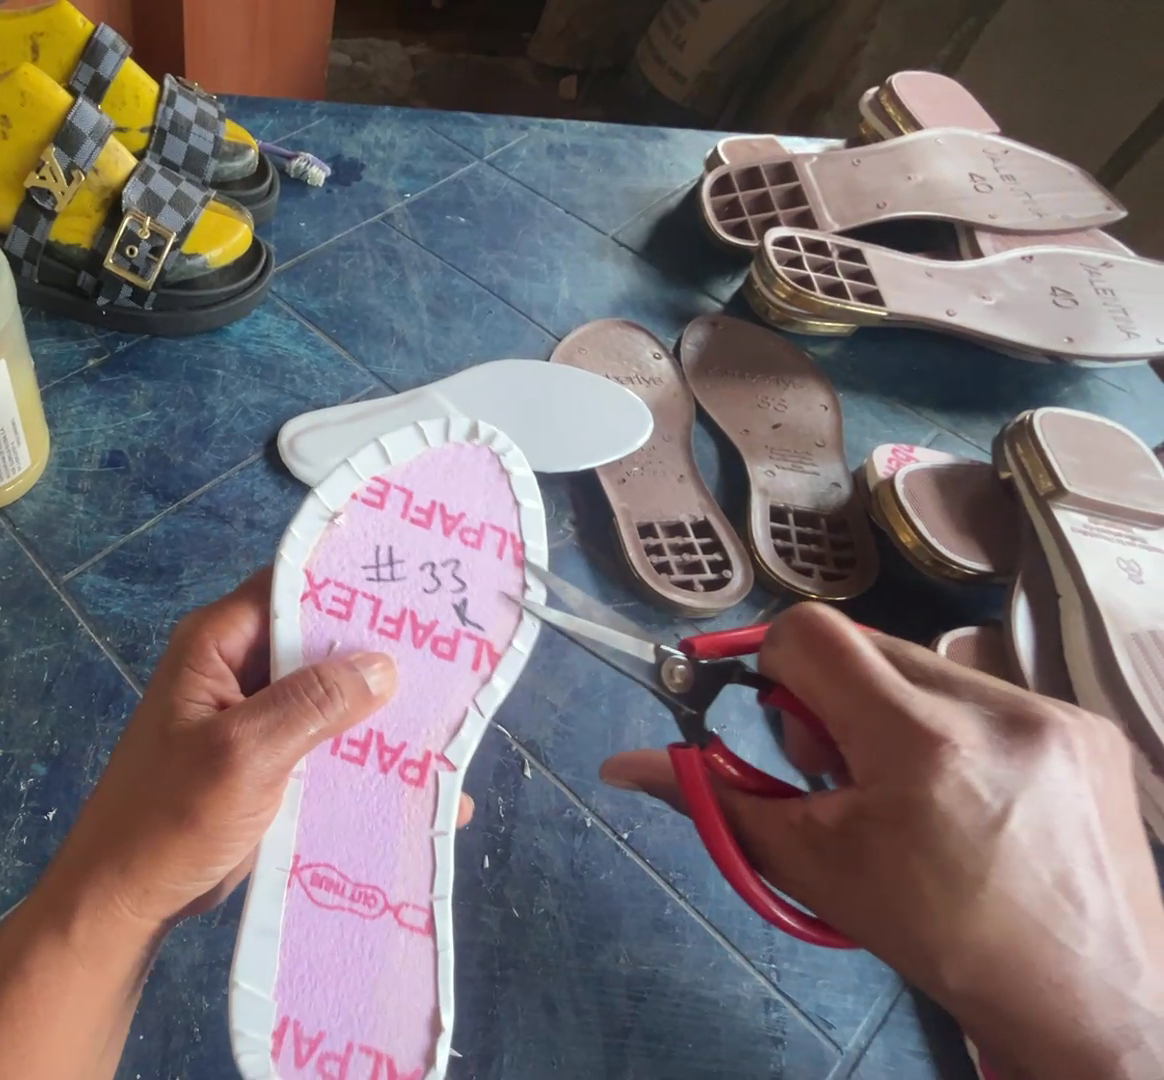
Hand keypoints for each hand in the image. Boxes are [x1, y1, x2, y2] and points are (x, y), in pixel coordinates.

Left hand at [43, 569, 471, 931]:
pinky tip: (412, 775)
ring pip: (323, 693)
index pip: (287, 590)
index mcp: (217, 645)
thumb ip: (311, 703)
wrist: (128, 894)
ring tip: (448, 716)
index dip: (345, 585)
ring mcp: (251, 715)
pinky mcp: (265, 757)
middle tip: (450, 657)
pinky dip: (358, 751)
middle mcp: (234, 668)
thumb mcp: (244, 752)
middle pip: (313, 641)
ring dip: (373, 708)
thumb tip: (382, 665)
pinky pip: (320, 739)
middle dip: (373, 652)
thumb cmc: (172, 815)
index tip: (411, 592)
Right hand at [601, 603, 1163, 1077]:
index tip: (768, 716)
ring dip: (875, 703)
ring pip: (911, 662)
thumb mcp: (801, 860)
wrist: (1100, 1003)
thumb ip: (705, 795)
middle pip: (856, 643)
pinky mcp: (1092, 726)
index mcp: (920, 741)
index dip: (765, 661)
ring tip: (898, 780)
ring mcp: (1057, 713)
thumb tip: (616, 766)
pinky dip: (934, 718)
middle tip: (832, 766)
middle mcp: (996, 707)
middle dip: (818, 691)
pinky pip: (971, 687)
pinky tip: (954, 784)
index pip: (808, 633)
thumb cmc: (931, 931)